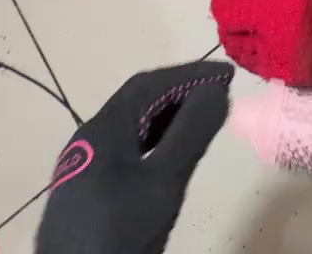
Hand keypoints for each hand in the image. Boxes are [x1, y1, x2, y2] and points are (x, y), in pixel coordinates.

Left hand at [36, 61, 233, 253]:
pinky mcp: (85, 191)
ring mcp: (84, 166)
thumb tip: (218, 90)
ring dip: (168, 114)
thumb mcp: (164, 184)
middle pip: (138, 101)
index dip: (191, 74)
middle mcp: (89, 139)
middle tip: (220, 92)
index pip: (150, 84)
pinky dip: (155, 138)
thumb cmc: (119, 237)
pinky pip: (126, 147)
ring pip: (132, 125)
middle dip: (181, 90)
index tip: (228, 75)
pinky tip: (170, 154)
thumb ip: (191, 133)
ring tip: (203, 117)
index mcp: (102, 129)